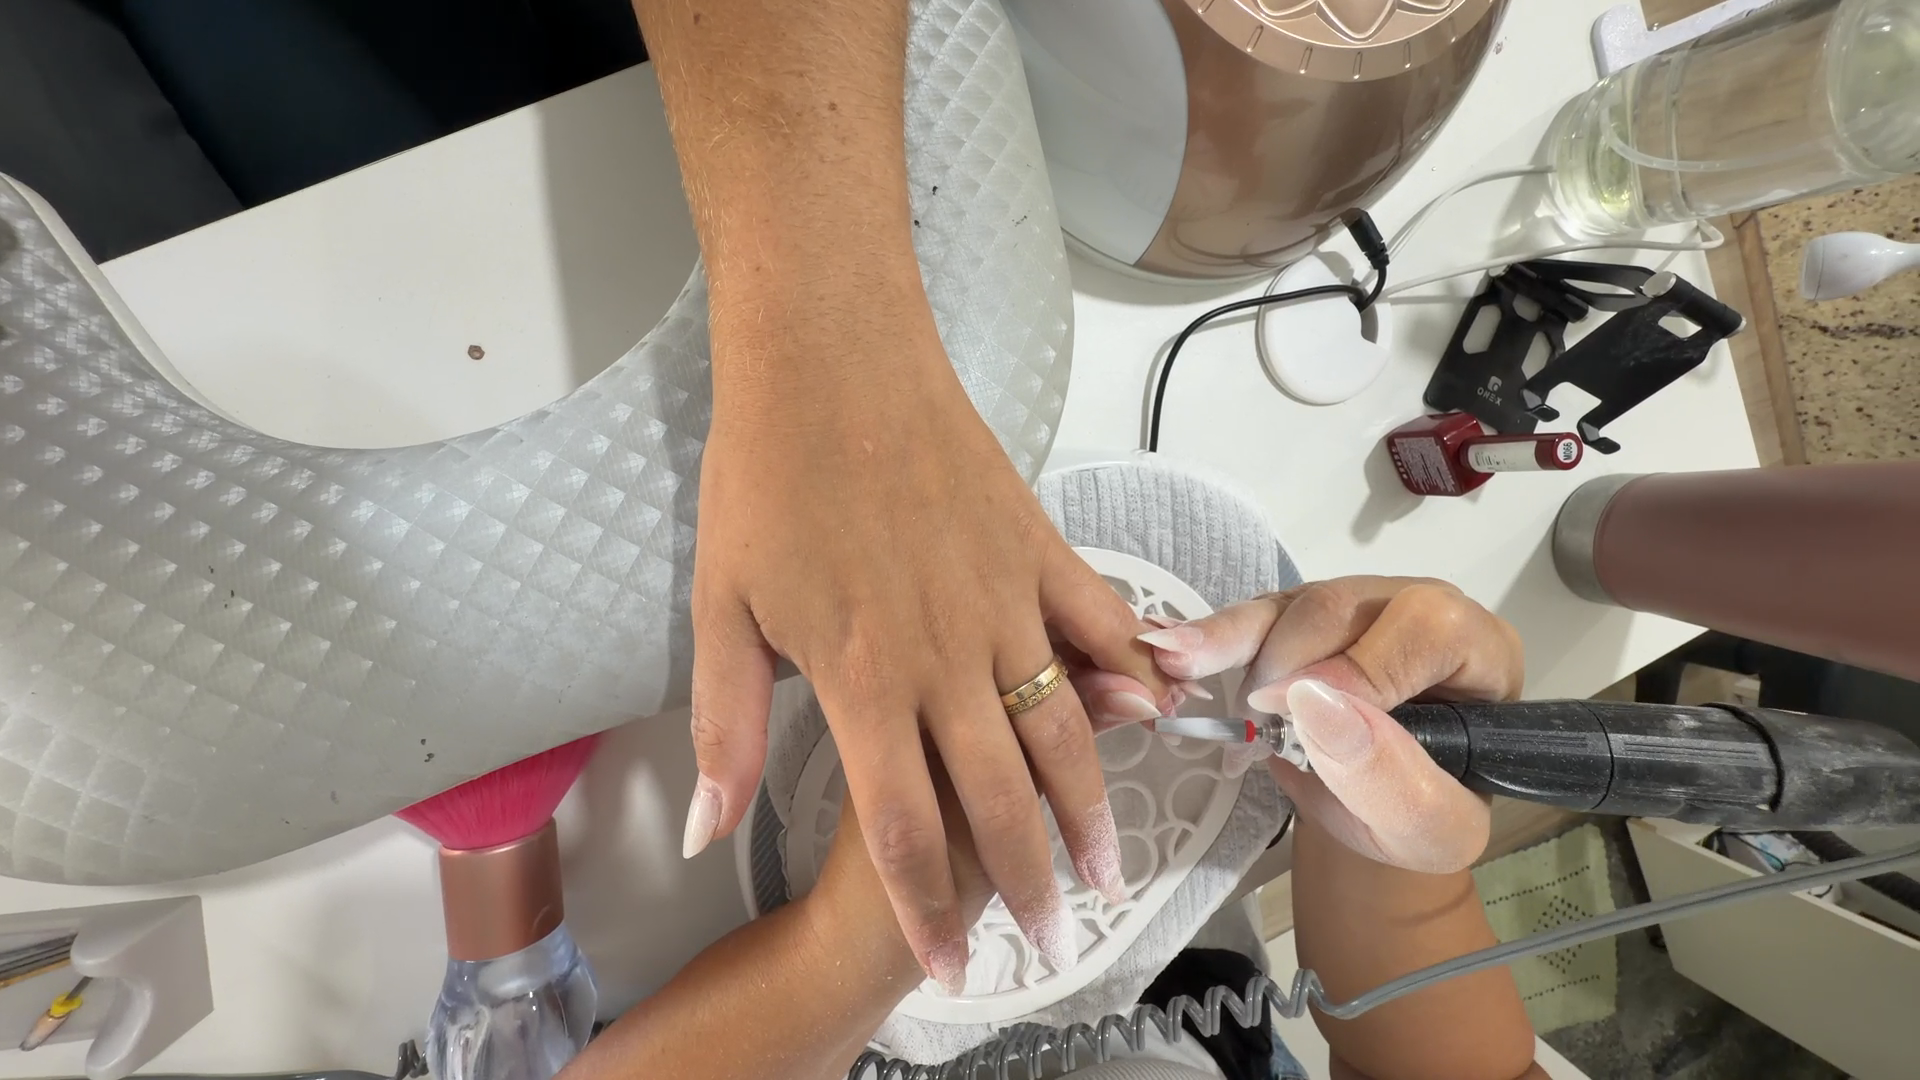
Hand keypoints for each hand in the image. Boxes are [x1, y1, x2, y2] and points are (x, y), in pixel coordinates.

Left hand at [682, 298, 1174, 990]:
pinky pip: (1098, 618)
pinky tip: (1161, 706)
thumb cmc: (766, 480)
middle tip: (1047, 938)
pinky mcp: (1036, 545)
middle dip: (1022, 878)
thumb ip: (725, 727)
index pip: (904, 828)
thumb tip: (708, 834)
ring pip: (1061, 725)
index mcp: (862, 681)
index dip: (927, 906)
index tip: (955, 964)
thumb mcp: (719, 608)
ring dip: (1086, 804)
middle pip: (995, 795)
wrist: (831, 365)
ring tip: (1106, 864)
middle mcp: (944, 658)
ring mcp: (1002, 600)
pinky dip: (1133, 666)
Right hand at [1141, 577, 1522, 873]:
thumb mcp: (1428, 830)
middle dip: (1283, 650)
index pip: (1430, 626)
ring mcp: (1344, 606)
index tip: (1293, 710)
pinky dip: (1206, 635)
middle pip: (1343, 602)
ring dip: (1229, 635)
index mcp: (1474, 654)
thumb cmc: (1413, 816)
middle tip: (1243, 706)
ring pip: (1288, 601)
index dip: (1362, 662)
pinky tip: (1168, 646)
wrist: (1368, 804)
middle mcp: (1408, 610)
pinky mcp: (1290, 615)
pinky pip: (1248, 614)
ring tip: (1174, 658)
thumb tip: (1313, 706)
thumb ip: (1389, 780)